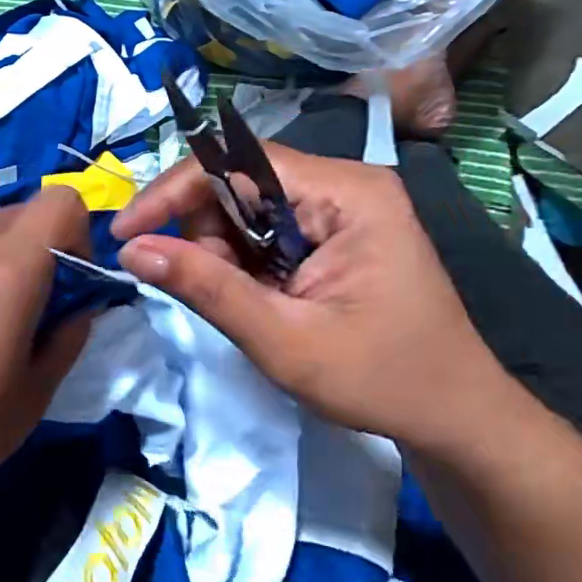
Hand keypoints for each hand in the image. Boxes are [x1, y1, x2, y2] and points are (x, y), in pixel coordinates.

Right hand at [112, 145, 514, 452]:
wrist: (455, 418)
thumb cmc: (381, 380)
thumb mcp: (284, 340)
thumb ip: (205, 288)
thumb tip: (130, 250)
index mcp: (347, 193)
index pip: (238, 162)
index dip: (174, 191)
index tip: (126, 232)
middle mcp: (342, 185)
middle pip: (236, 182)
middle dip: (202, 234)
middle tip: (203, 290)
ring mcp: (338, 206)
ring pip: (241, 206)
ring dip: (219, 253)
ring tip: (246, 305)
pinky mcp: (331, 230)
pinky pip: (260, 228)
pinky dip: (240, 262)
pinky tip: (257, 298)